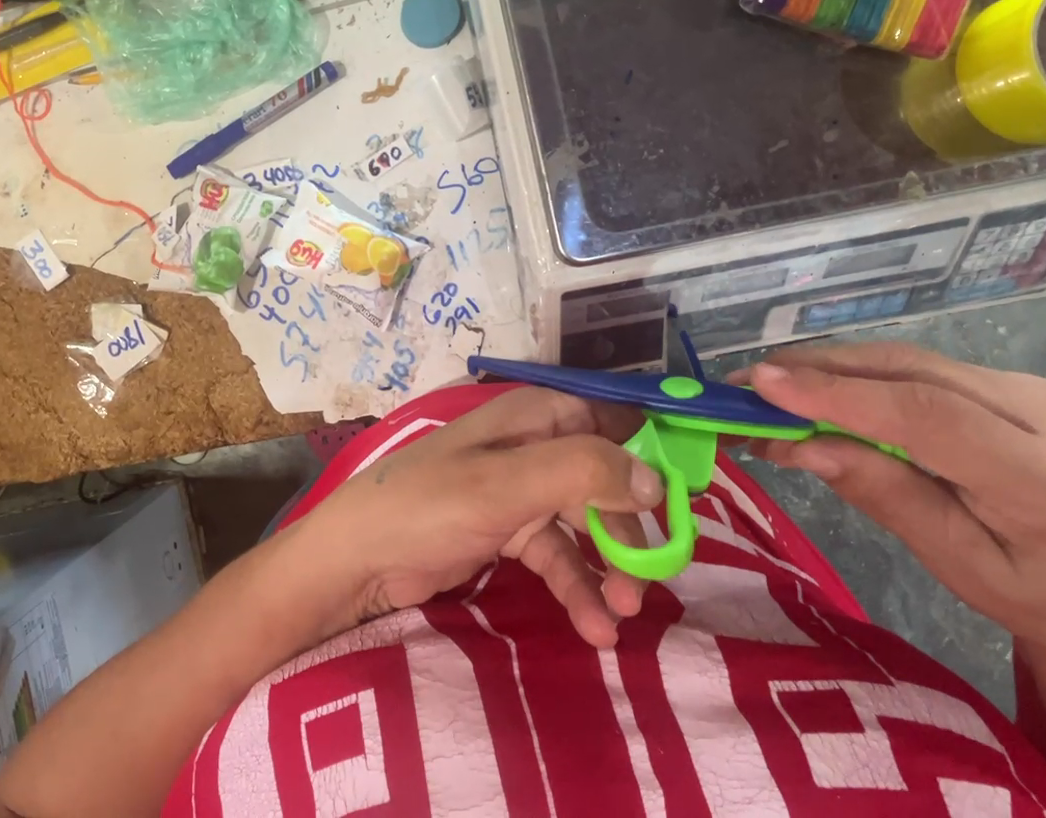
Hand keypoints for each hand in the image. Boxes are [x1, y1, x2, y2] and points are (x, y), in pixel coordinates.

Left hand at [286, 386, 664, 648]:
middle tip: (660, 574)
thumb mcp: (504, 486)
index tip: (691, 499)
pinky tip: (597, 629)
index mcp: (530, 417)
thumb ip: (581, 473)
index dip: (651, 454)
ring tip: (627, 612)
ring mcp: (515, 493)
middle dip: (632, 527)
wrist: (355, 560)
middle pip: (603, 479)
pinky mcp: (502, 534)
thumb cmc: (426, 507)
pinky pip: (554, 558)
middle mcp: (528, 447)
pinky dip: (576, 588)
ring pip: (582, 525)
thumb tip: (655, 479)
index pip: (609, 422)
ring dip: (608, 567)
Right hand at [734, 342, 1045, 661]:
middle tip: (749, 380)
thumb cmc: (1030, 597)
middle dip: (825, 372)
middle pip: (921, 375)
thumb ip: (883, 495)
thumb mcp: (952, 562)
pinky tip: (832, 389)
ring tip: (775, 383)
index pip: (931, 417)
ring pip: (923, 364)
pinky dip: (873, 376)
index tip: (762, 384)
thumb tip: (799, 445)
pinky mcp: (1039, 384)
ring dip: (841, 369)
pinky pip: (936, 370)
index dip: (840, 394)